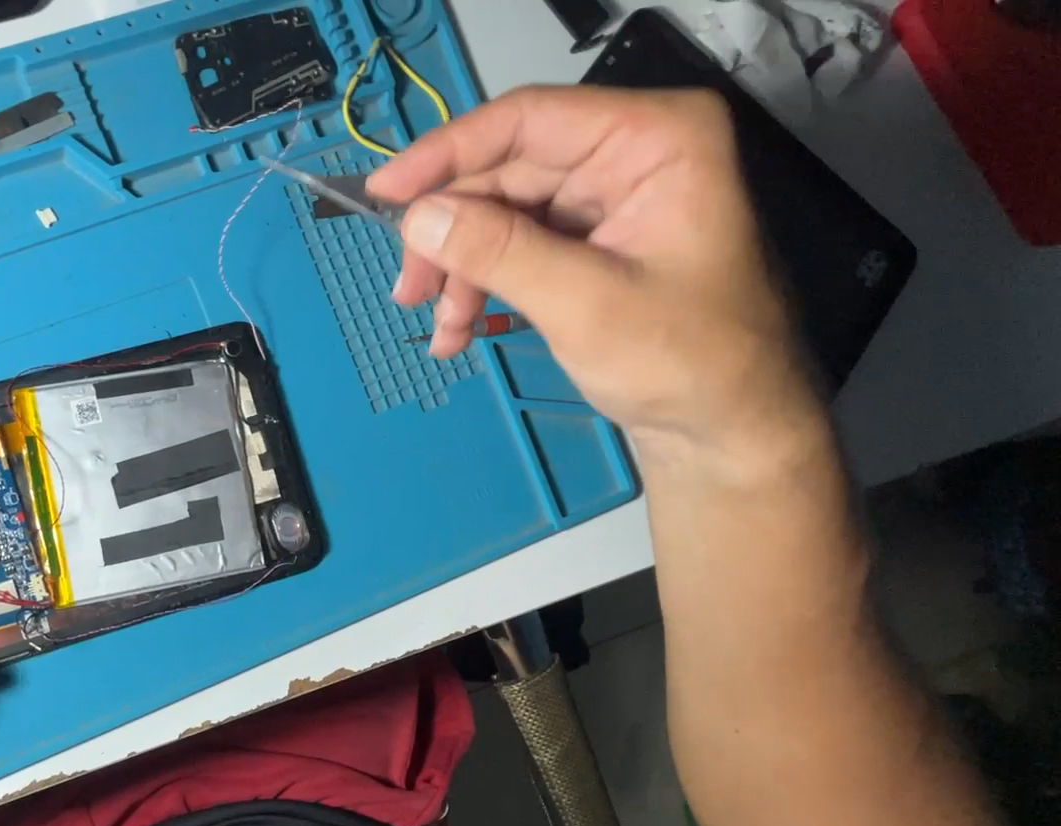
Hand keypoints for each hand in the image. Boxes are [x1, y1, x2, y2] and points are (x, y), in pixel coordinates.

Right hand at [368, 86, 826, 475]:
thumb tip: (418, 219)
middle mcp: (622, 158)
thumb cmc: (681, 359)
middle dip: (448, 235)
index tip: (382, 193)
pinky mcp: (580, 243)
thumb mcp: (583, 303)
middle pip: (501, 174)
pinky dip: (476, 290)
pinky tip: (458, 333)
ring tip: (441, 327)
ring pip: (494, 216)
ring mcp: (599, 202)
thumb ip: (499, 252)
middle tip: (409, 290)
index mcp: (651, 142)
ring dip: (456, 271)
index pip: (526, 121)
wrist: (720, 426)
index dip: (445, 153)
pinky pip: (506, 250)